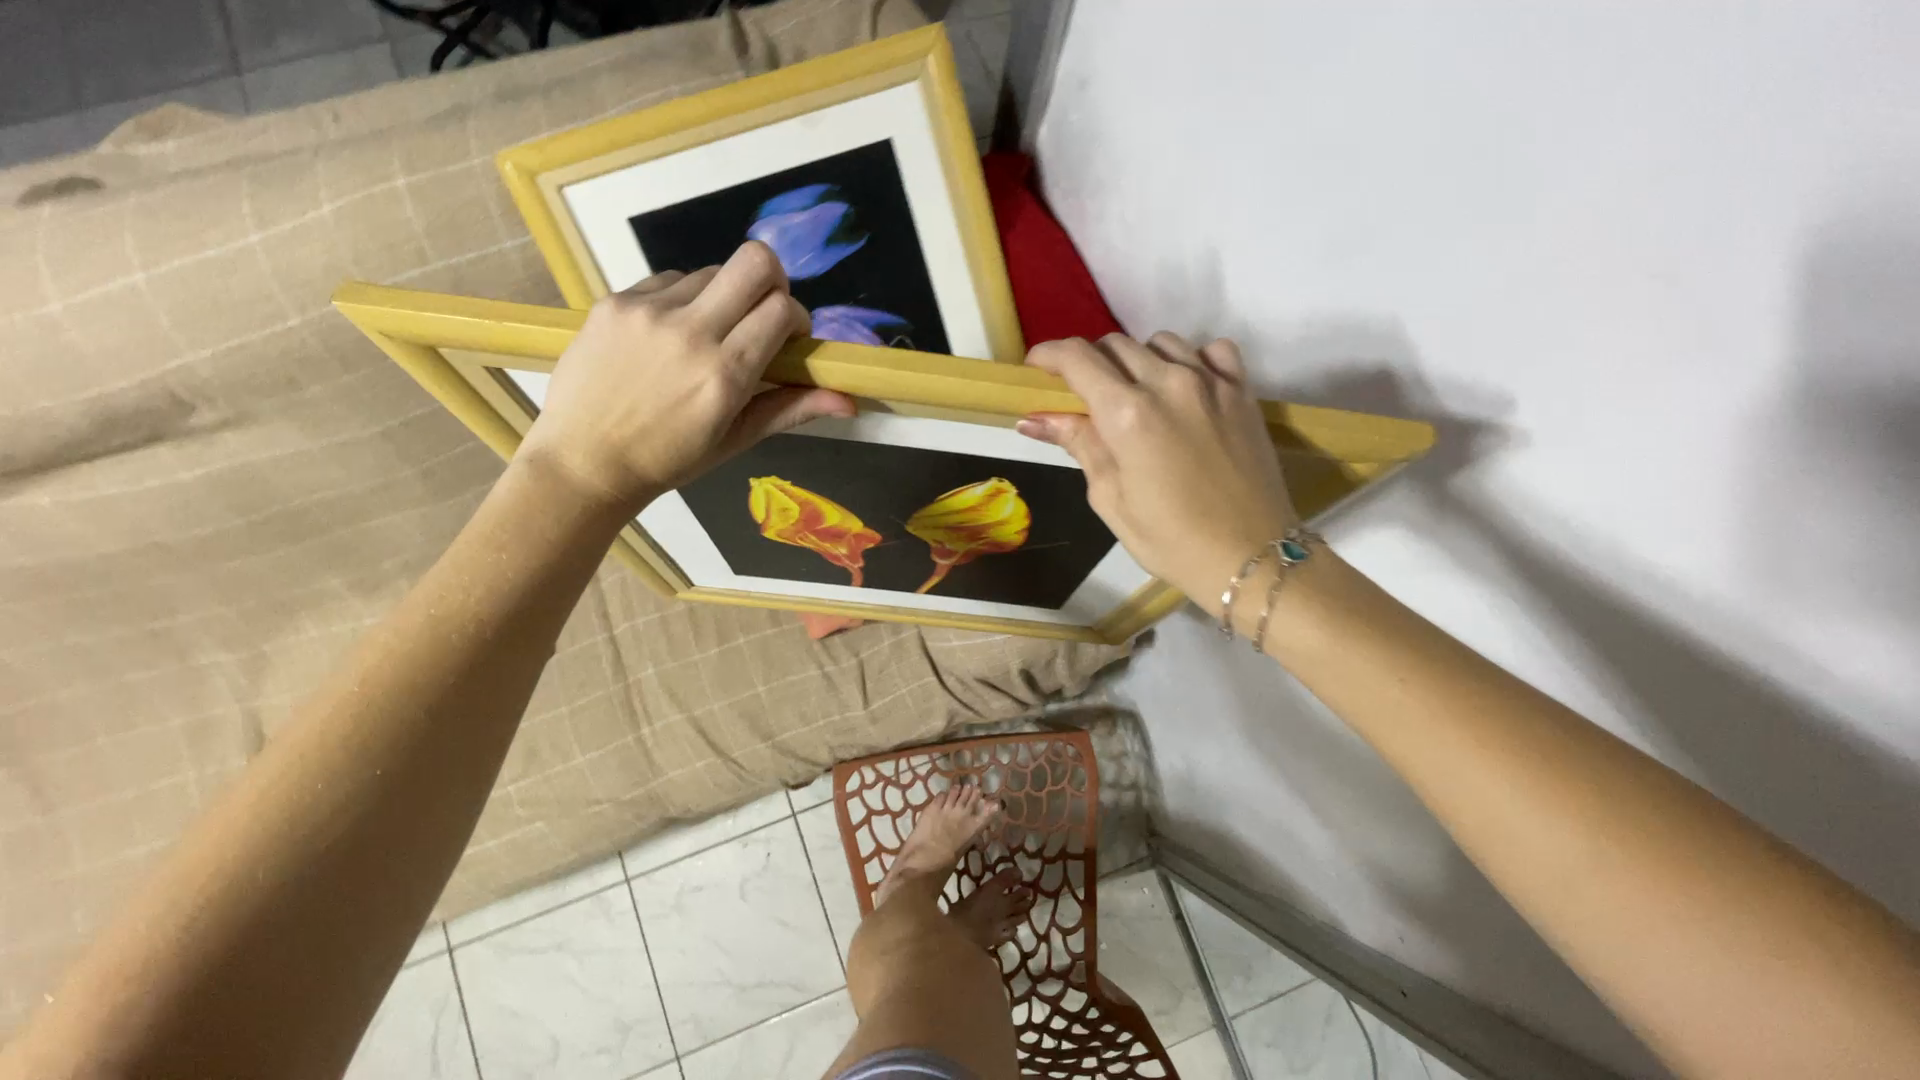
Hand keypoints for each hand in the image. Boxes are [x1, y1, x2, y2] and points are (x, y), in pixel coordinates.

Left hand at [518, 241, 854, 513]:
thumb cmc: (668, 460)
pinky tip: (667, 335)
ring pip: (712, 272)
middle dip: (772, 281)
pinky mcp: (616, 302)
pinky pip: (668, 281)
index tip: (788, 339)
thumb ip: (791, 408)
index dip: (795, 318)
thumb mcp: (734, 439)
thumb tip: (850, 400)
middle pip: (755, 261)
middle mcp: (691, 332)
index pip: (782, 309)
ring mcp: (649, 311)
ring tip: (705, 334)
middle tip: (761, 312)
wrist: (583, 461)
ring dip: (723, 296)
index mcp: (725, 374)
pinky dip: (682, 300)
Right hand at [1018, 333, 1297, 612]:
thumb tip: (1034, 419)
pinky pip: (1212, 351)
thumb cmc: (1171, 540)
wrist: (1251, 557)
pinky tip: (1185, 387)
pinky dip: (1191, 359)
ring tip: (1135, 393)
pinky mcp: (1242, 391)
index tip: (1035, 368)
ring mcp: (1211, 383)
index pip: (1077, 358)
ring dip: (1137, 360)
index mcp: (1128, 414)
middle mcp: (1168, 384)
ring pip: (1160, 342)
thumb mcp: (1111, 499)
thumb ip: (1079, 445)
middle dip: (1089, 362)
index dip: (1048, 355)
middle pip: (1115, 345)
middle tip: (1083, 395)